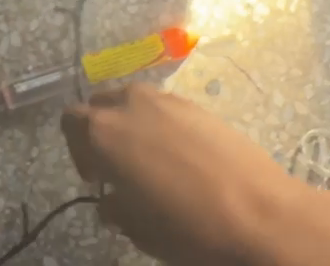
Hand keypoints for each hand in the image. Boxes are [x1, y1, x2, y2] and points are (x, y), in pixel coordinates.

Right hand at [62, 84, 304, 264]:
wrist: (260, 213)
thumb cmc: (188, 226)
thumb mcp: (140, 230)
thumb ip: (115, 209)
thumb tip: (111, 202)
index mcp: (102, 132)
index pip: (69, 122)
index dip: (77, 149)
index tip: (96, 178)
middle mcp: (126, 104)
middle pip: (98, 104)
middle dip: (101, 131)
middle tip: (119, 167)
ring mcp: (162, 99)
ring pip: (131, 101)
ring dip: (131, 124)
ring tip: (152, 159)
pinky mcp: (193, 103)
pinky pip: (162, 106)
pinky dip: (161, 124)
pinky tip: (183, 157)